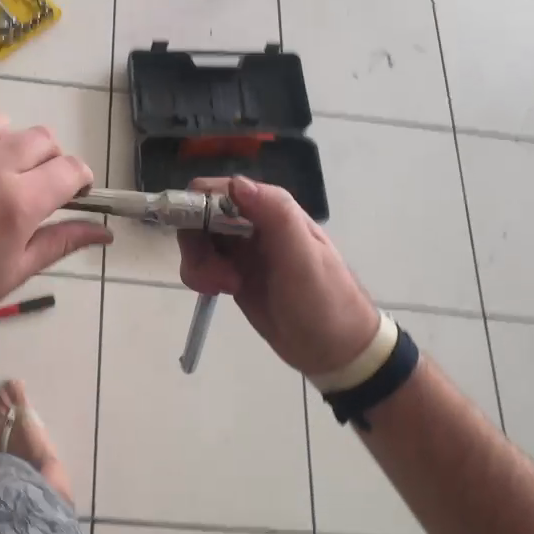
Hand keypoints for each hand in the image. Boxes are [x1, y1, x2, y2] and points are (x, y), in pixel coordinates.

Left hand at [0, 114, 109, 359]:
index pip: (70, 168)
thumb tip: (105, 232)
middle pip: (40, 138)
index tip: (76, 191)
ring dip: (10, 145)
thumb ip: (62, 241)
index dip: (81, 179)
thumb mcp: (16, 271)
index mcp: (17, 203)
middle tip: (39, 186)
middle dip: (50, 159)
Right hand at [178, 176, 379, 377]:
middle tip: (214, 277)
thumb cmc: (325, 301)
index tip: (198, 239)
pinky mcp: (233, 271)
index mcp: (270, 209)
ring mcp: (241, 247)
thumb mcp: (303, 258)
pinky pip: (202, 262)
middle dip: (196, 243)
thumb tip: (236, 183)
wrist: (336, 350)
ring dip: (198, 262)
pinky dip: (200, 275)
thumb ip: (275, 215)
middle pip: (199, 214)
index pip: (216, 190)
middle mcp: (252, 221)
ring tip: (221, 289)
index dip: (197, 209)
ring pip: (198, 239)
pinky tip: (219, 293)